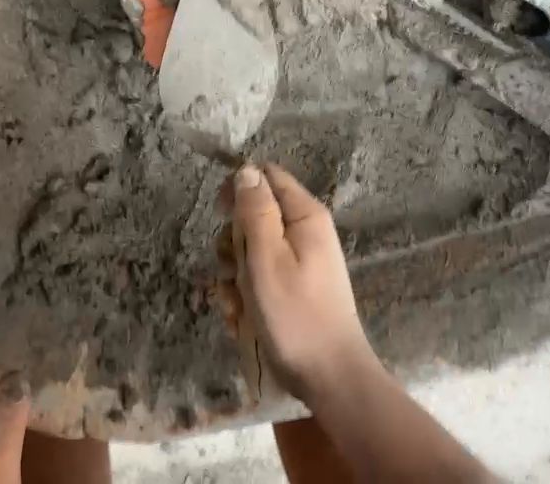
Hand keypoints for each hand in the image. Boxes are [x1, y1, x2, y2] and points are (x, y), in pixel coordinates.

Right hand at [218, 164, 379, 403]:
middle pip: (253, 215)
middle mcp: (304, 233)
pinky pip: (258, 278)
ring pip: (250, 250)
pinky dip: (245, 295)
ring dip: (234, 274)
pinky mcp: (292, 289)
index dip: (238, 188)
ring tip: (238, 302)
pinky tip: (243, 317)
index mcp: (304, 216)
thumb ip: (255, 210)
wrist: (329, 379)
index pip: (266, 176)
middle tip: (232, 268)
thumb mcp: (267, 258)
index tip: (219, 214)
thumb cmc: (296, 315)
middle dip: (233, 241)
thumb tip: (246, 170)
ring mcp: (298, 263)